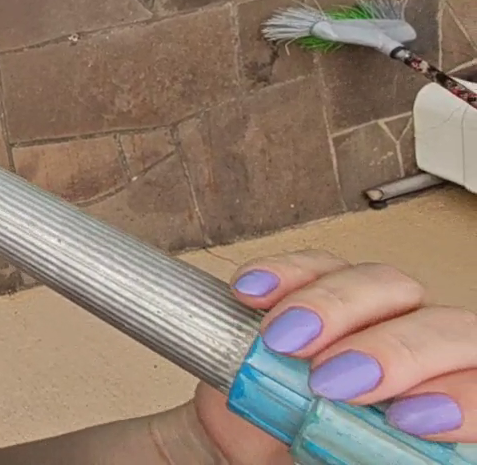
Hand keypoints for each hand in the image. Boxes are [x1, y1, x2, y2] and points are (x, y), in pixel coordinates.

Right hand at [191, 252, 476, 463]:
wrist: (260, 445)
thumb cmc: (319, 461)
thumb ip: (380, 459)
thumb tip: (397, 461)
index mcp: (460, 405)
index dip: (464, 395)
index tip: (406, 421)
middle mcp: (435, 355)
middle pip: (448, 327)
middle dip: (389, 351)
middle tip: (328, 379)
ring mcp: (374, 314)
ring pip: (380, 283)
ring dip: (328, 309)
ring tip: (280, 341)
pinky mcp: (312, 286)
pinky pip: (310, 262)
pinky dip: (278, 274)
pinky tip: (251, 297)